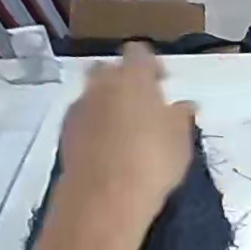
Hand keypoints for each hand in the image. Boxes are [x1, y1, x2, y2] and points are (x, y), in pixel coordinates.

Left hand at [31, 44, 194, 249]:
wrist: (105, 196)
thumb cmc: (153, 162)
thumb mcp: (181, 141)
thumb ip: (181, 118)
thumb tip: (184, 105)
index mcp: (134, 79)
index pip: (139, 53)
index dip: (151, 64)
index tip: (163, 82)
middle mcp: (102, 85)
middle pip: (109, 68)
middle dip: (123, 79)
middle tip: (142, 103)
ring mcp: (80, 107)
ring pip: (94, 94)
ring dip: (108, 103)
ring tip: (127, 129)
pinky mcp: (66, 131)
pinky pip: (84, 117)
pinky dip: (97, 124)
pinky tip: (111, 147)